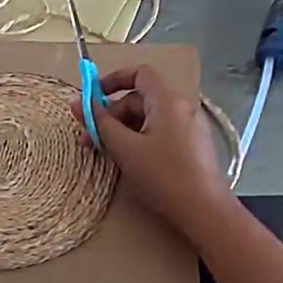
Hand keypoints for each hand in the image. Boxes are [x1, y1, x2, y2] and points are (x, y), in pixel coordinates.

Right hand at [73, 65, 232, 236]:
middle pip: (139, 99)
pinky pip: (160, 132)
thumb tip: (78, 103)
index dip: (112, 80)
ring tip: (104, 153)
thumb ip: (100, 123)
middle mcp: (181, 106)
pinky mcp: (191, 145)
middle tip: (89, 139)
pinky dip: (139, 139)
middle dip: (111, 115)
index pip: (139, 73)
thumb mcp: (124, 148)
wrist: (203, 209)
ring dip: (122, 130)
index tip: (91, 97)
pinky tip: (128, 160)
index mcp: (167, 100)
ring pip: (148, 118)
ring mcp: (189, 126)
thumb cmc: (162, 175)